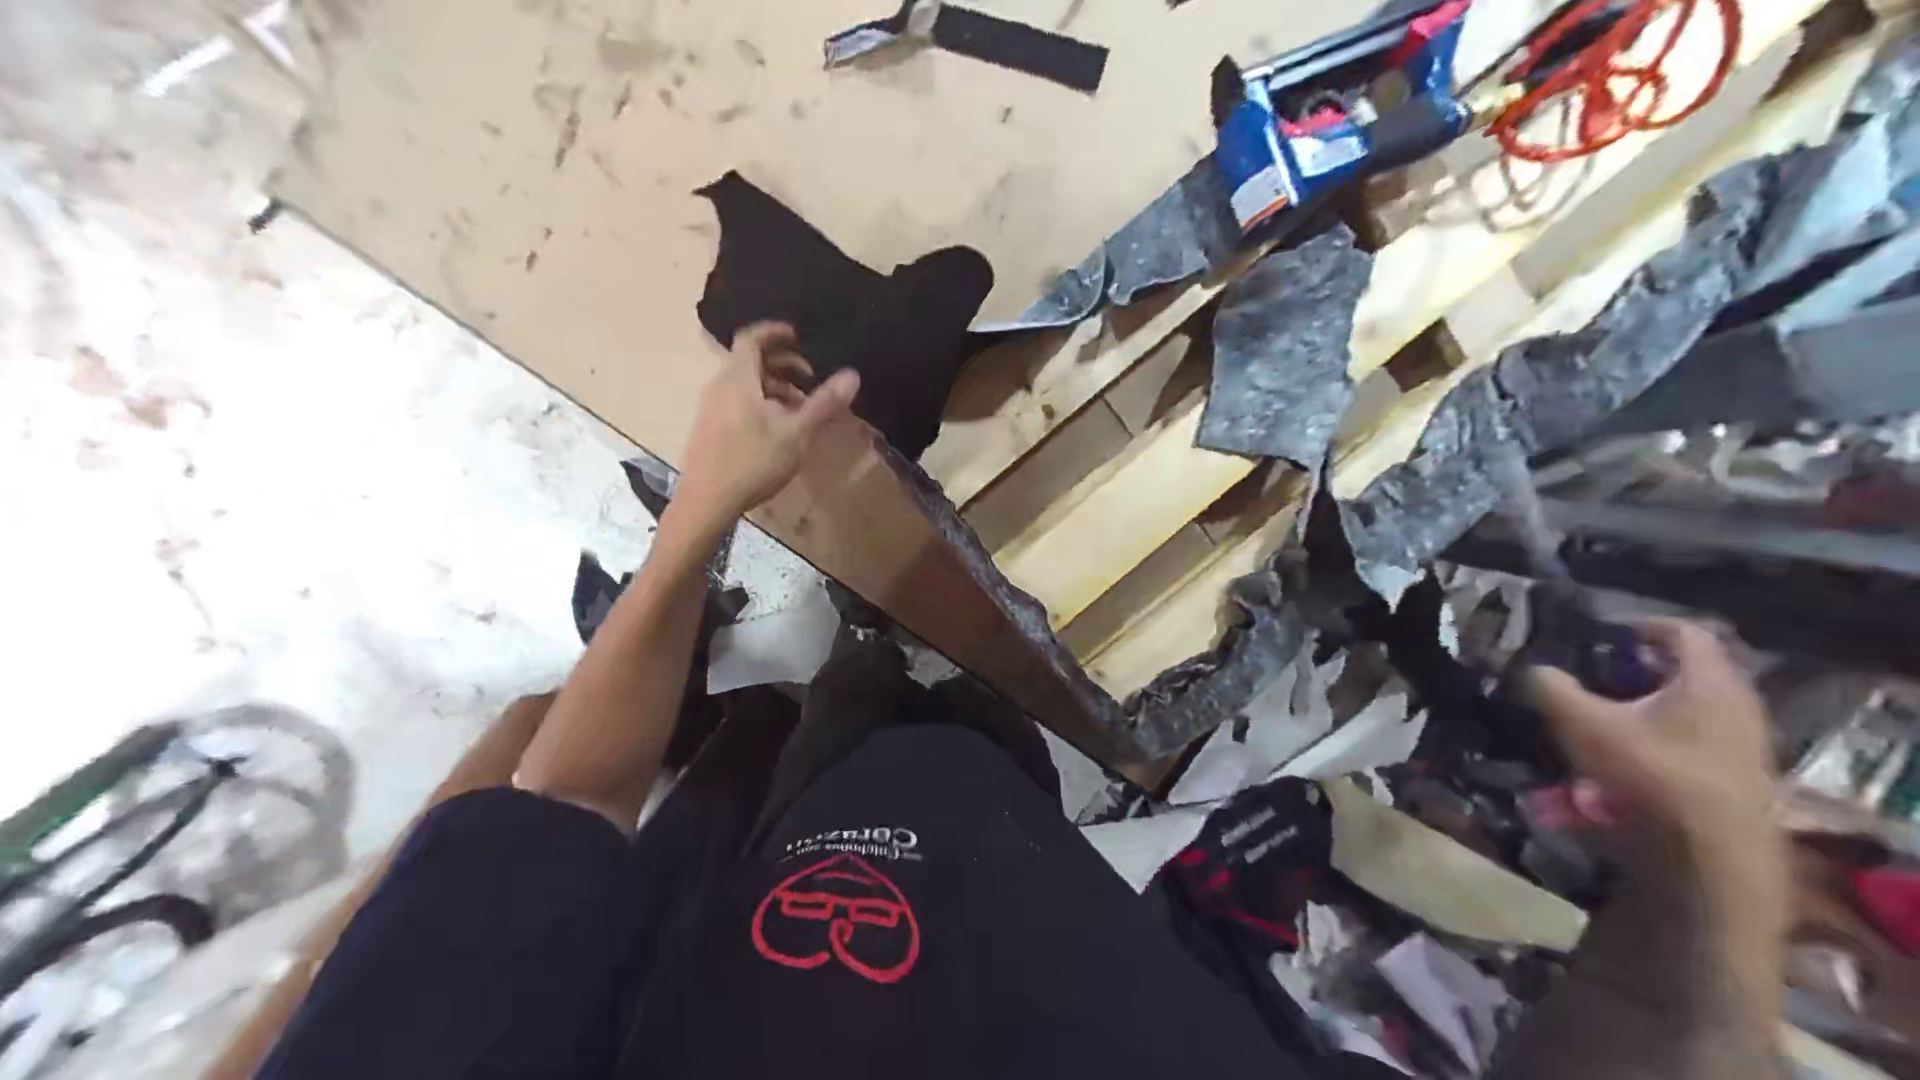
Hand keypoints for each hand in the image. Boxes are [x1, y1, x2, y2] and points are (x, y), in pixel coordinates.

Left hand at [675, 322, 859, 524]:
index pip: (752, 338)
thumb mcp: (797, 434)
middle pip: (750, 360)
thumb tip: (852, 375)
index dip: (776, 332)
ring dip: (774, 387)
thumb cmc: (753, 462)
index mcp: (738, 378)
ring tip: (800, 409)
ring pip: (745, 384)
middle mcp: (720, 385)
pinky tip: (778, 430)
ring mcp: (711, 407)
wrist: (706, 501)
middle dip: (783, 364)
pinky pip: (737, 401)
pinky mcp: (709, 428)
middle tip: (811, 378)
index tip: (798, 336)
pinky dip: (761, 402)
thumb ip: (824, 404)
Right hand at [1526, 619, 1775, 845]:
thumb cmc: (1651, 772)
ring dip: (1645, 699)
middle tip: (1592, 671)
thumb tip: (1534, 669)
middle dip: (1637, 665)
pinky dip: (1657, 728)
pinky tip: (1622, 746)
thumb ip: (1551, 687)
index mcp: (1710, 682)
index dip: (1639, 624)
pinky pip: (1692, 732)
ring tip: (1600, 709)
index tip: (1600, 632)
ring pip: (1688, 702)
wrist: (1711, 852)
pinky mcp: (1735, 770)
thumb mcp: (1582, 723)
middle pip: (1686, 668)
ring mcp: (1742, 740)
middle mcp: (1738, 704)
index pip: (1683, 631)